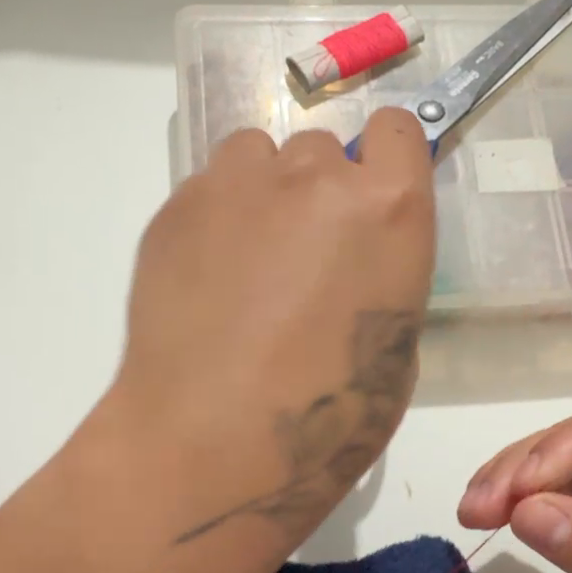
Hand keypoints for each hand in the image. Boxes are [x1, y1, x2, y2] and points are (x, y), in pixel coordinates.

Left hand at [105, 112, 435, 545]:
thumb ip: (381, 274)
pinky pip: (207, 191)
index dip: (386, 160)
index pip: (397, 130)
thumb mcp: (395, 346)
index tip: (370, 194)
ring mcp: (235, 186)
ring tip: (246, 262)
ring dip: (261, 193)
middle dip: (318, 190)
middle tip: (299, 257)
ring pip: (256, 156)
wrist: (214, 442)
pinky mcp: (174, 209)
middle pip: (321, 147)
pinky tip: (204, 284)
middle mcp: (314, 178)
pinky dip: (213, 222)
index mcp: (388, 210)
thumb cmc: (328, 418)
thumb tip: (351, 263)